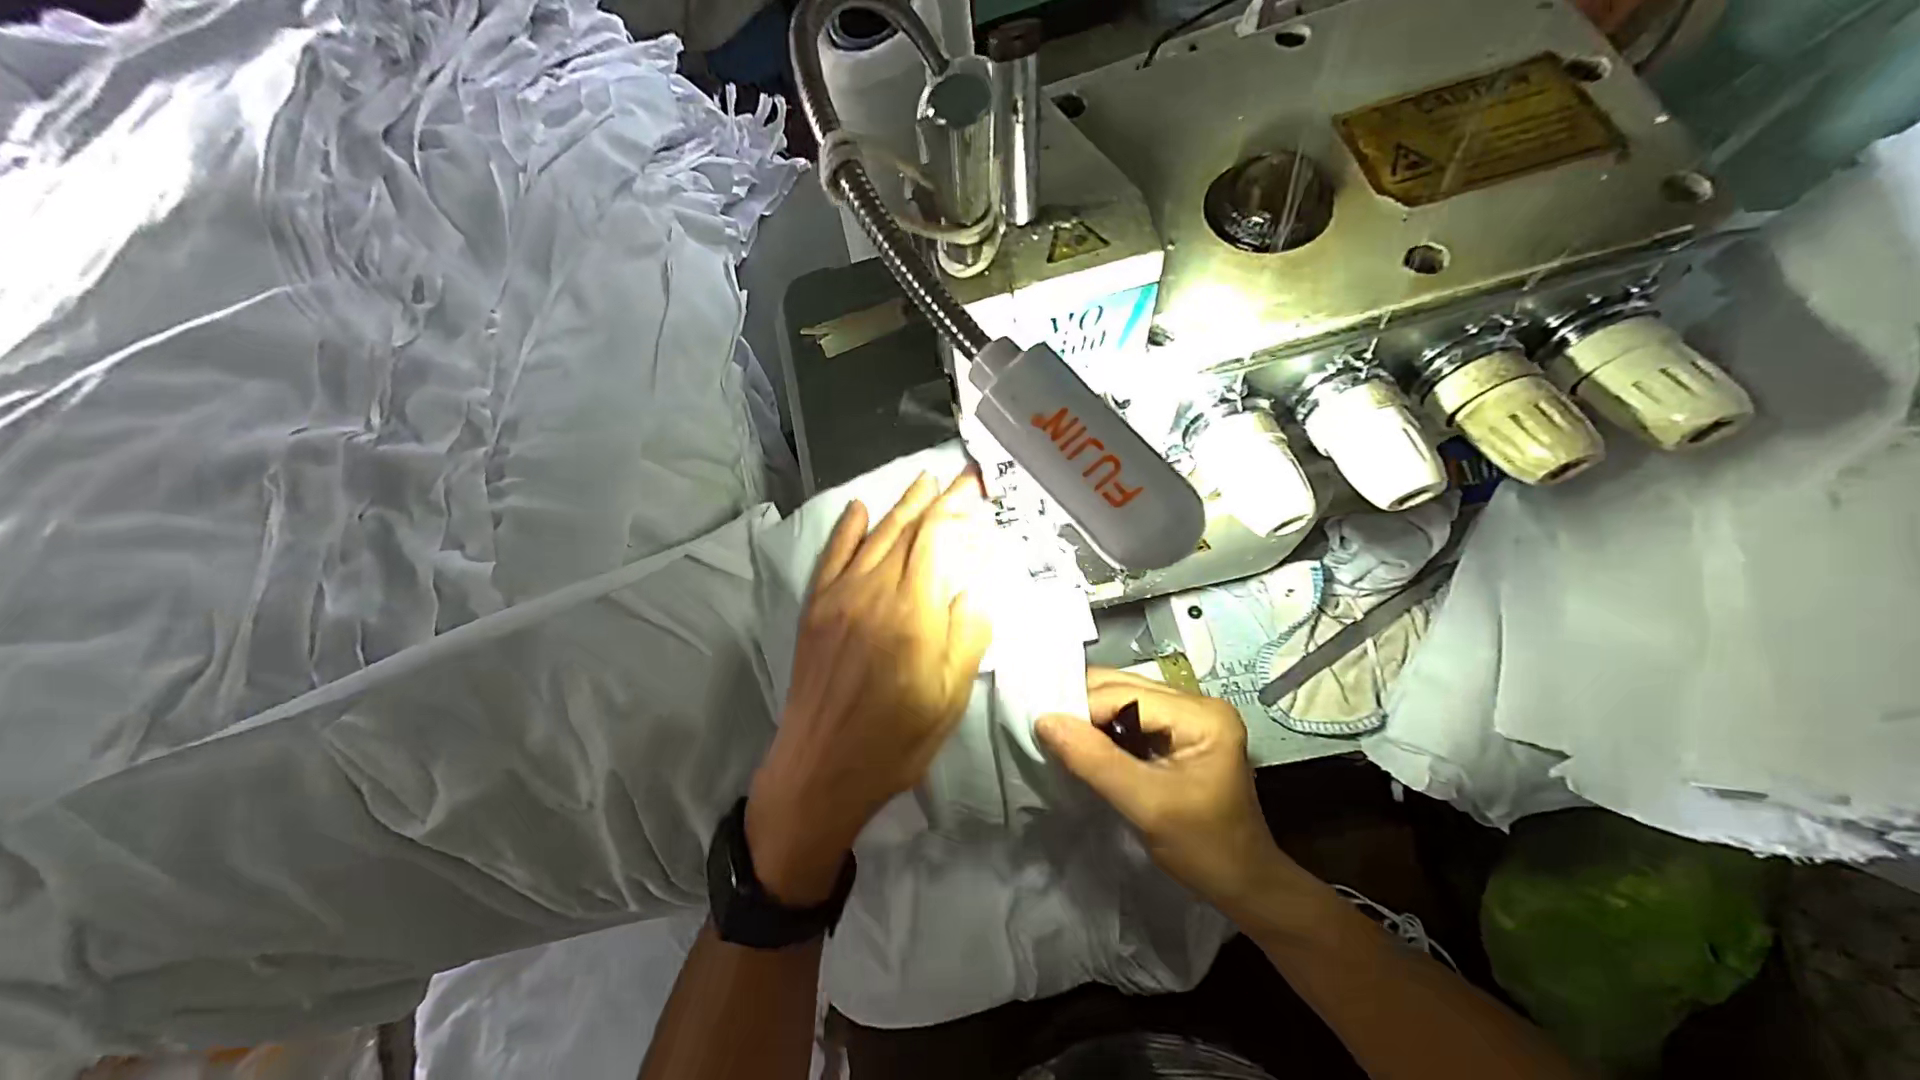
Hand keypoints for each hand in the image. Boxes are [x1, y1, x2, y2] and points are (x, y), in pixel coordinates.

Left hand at [747, 470, 993, 904]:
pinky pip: (832, 557)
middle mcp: (874, 592)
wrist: (820, 769)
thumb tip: (971, 593)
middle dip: (933, 500)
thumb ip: (967, 637)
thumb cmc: (896, 741)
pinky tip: (858, 508)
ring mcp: (839, 597)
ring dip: (899, 507)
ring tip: (920, 483)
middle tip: (955, 478)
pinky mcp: (815, 610)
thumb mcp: (950, 698)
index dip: (957, 507)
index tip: (974, 486)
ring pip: (873, 537)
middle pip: (906, 530)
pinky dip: (847, 529)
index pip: (937, 539)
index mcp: (913, 612)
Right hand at [1036, 669, 1300, 919]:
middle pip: (1123, 688)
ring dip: (1089, 717)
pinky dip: (1103, 729)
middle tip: (1045, 730)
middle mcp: (1197, 703)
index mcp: (1202, 713)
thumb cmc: (1204, 849)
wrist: (1244, 885)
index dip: (1082, 710)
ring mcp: (1189, 716)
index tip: (1044, 732)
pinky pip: (1130, 717)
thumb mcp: (1146, 806)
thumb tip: (1044, 720)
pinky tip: (1084, 746)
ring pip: (1122, 699)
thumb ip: (1095, 761)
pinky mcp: (1179, 733)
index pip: (1125, 694)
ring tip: (1060, 738)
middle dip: (1082, 707)